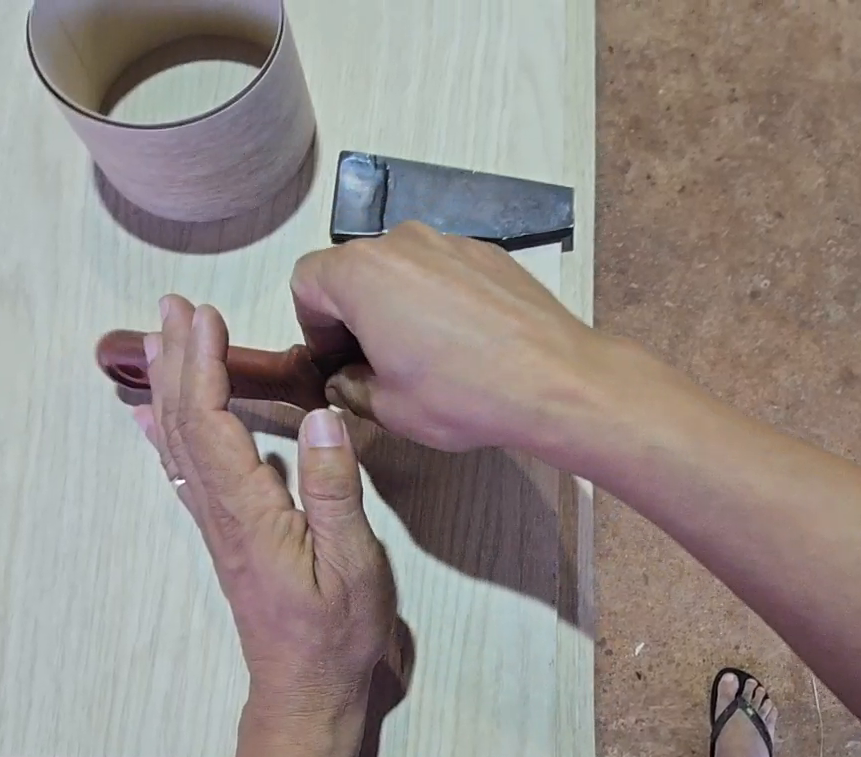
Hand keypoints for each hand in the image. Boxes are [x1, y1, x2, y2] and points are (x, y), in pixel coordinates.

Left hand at [135, 296, 395, 727]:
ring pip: (180, 448)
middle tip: (173, 308)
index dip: (203, 367)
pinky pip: (188, 477)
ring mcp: (219, 529)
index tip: (203, 316)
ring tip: (159, 344)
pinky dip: (169, 439)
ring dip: (169, 391)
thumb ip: (334, 491)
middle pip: (185, 428)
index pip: (213, 426)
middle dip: (178, 363)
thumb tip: (319, 418)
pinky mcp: (228, 540)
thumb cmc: (336, 632)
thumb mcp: (353, 564)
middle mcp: (221, 515)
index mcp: (250, 515)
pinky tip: (156, 423)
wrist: (304, 690)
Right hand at [289, 223, 629, 452]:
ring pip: (401, 270)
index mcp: (361, 273)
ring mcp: (450, 243)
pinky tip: (463, 344)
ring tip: (426, 358)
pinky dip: (439, 300)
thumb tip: (345, 381)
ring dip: (398, 307)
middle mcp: (402, 243)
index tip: (336, 359)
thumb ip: (350, 389)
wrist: (553, 380)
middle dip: (355, 317)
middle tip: (375, 365)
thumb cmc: (466, 394)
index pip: (307, 283)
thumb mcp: (390, 409)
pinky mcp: (488, 253)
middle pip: (354, 272)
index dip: (313, 327)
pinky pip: (443, 272)